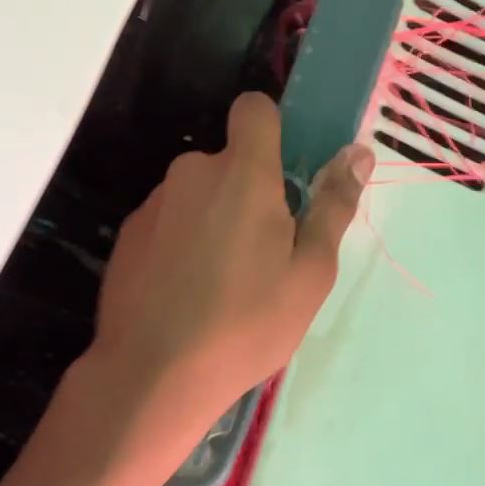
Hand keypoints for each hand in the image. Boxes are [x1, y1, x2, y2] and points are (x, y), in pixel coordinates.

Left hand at [89, 91, 373, 427]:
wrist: (154, 375)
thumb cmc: (246, 325)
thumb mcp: (309, 275)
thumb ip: (333, 207)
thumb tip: (358, 153)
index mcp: (242, 175)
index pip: (254, 110)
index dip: (272, 131)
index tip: (285, 179)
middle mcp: (190, 174)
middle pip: (228, 164)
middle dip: (248, 196)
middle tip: (263, 259)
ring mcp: (152, 206)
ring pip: (197, 198)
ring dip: (213, 224)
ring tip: (223, 288)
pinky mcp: (127, 238)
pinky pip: (168, 226)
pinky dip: (182, 248)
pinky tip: (187, 297)